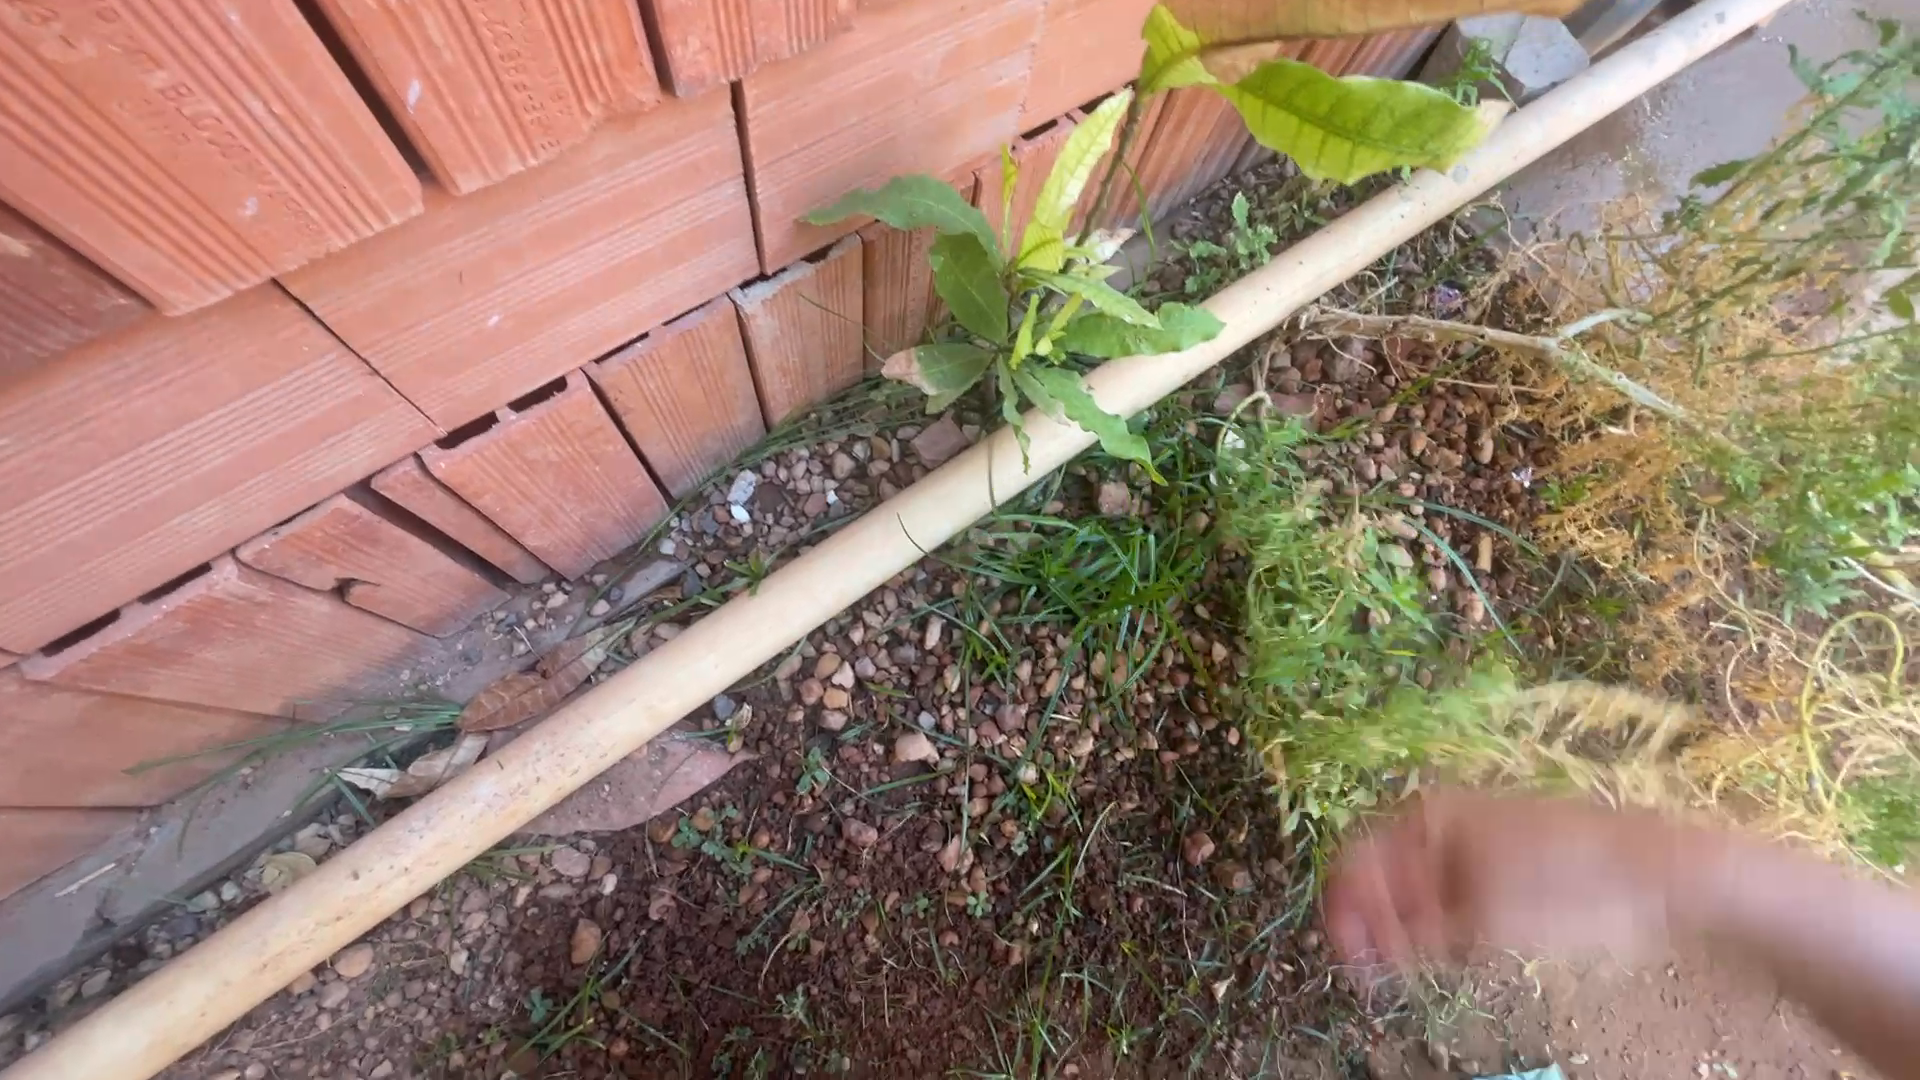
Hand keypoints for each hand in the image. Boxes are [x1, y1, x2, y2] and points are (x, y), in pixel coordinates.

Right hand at [1322, 788, 1700, 970]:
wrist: (1657, 869)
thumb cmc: (1563, 885)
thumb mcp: (1484, 918)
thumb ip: (1414, 929)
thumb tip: (1361, 943)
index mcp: (1419, 819)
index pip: (1355, 863)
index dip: (1345, 914)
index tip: (1351, 964)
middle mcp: (1430, 819)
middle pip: (1375, 869)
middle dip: (1369, 919)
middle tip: (1375, 972)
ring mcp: (1462, 835)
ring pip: (1405, 879)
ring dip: (1397, 922)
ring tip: (1409, 966)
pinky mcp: (1491, 855)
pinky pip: (1439, 882)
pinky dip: (1430, 917)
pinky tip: (1443, 946)